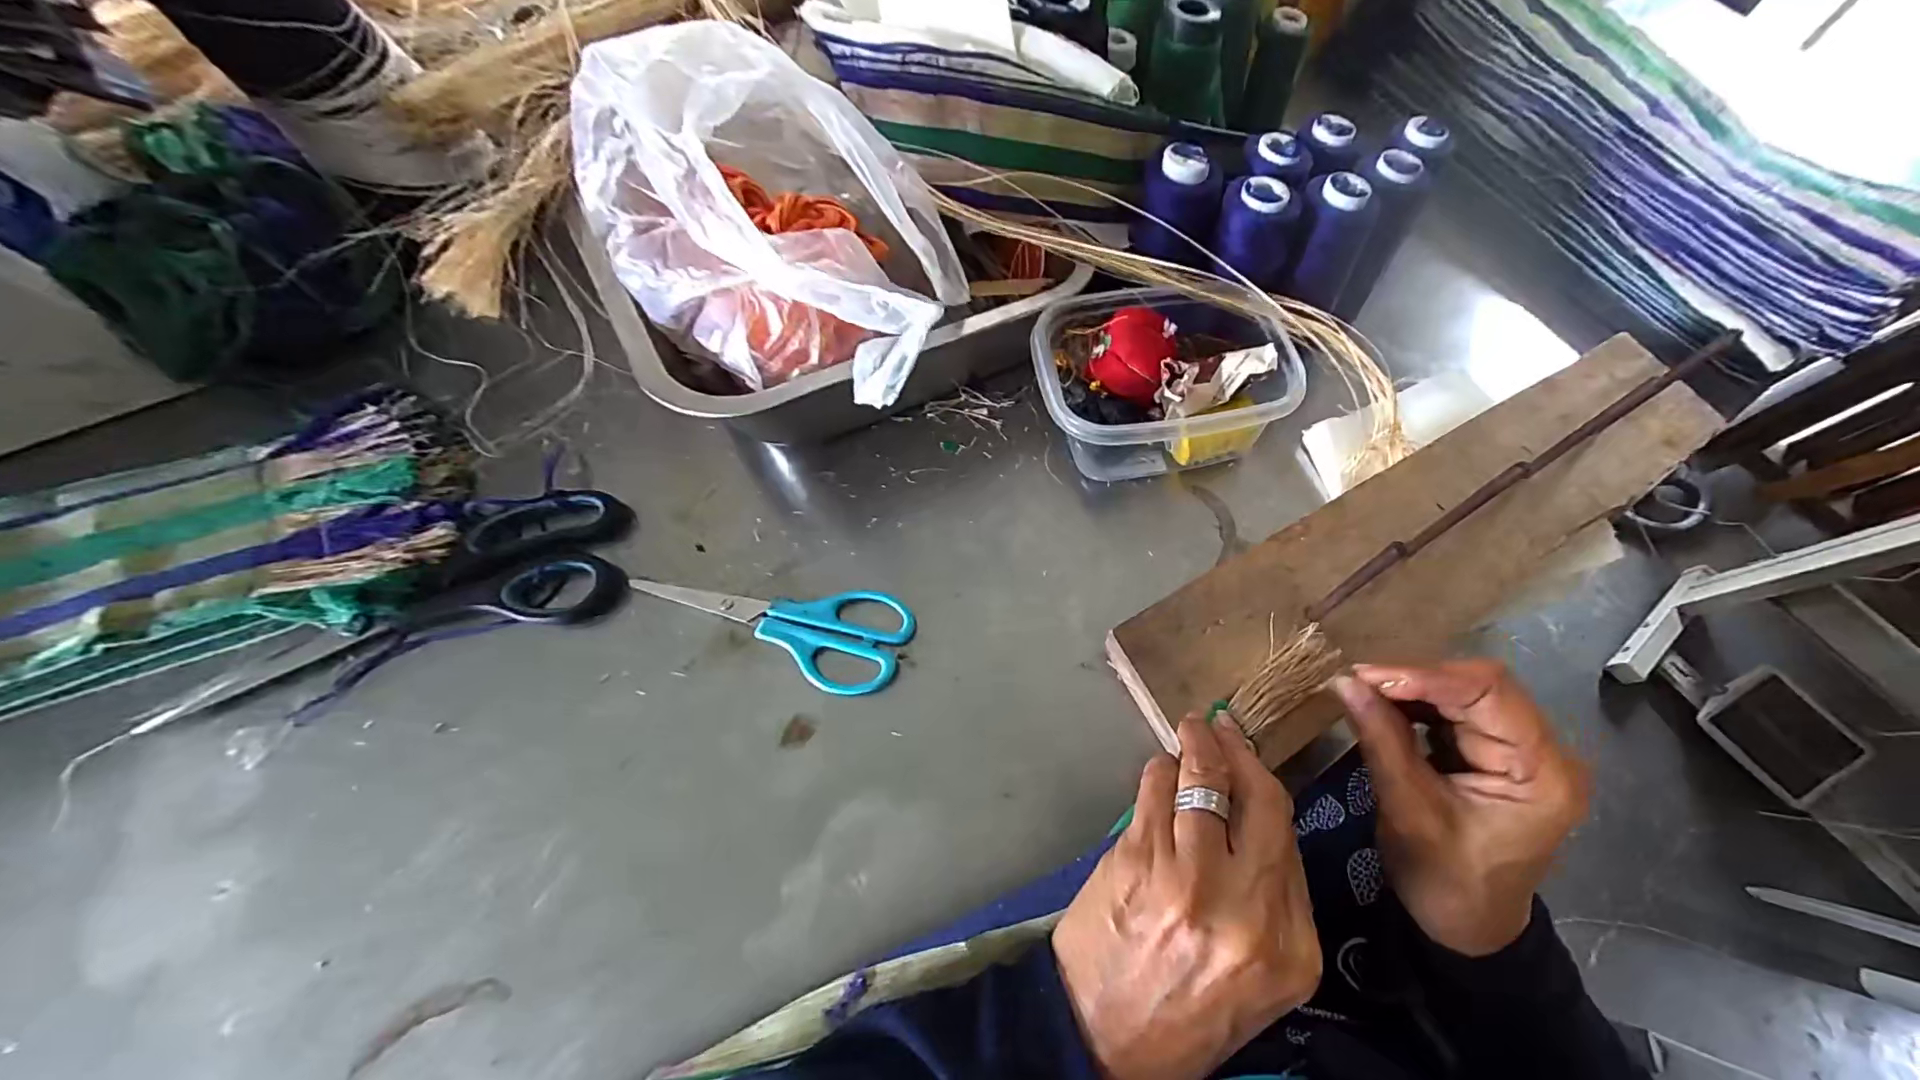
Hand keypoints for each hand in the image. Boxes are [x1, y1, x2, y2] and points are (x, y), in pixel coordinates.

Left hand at [1052, 715, 1321, 1079]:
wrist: (1103, 1040)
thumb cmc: (1187, 1011)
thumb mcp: (1258, 979)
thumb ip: (1270, 901)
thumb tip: (1253, 820)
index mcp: (1290, 946)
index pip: (1287, 837)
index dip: (1266, 783)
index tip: (1252, 755)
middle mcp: (1245, 907)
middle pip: (1255, 800)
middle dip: (1238, 751)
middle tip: (1221, 725)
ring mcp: (1187, 879)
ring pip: (1199, 785)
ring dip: (1193, 750)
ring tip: (1190, 734)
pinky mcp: (1136, 860)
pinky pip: (1154, 793)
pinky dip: (1159, 771)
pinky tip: (1160, 768)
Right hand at [1333, 660, 1589, 956]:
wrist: (1466, 924)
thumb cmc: (1444, 879)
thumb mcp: (1408, 811)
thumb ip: (1382, 741)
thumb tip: (1344, 682)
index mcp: (1542, 772)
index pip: (1489, 694)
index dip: (1425, 676)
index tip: (1364, 676)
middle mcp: (1543, 752)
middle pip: (1481, 686)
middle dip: (1415, 678)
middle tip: (1356, 682)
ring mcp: (1522, 750)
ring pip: (1465, 691)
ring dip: (1411, 688)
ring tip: (1362, 691)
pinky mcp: (1495, 752)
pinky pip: (1455, 709)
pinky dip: (1414, 703)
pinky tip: (1382, 705)